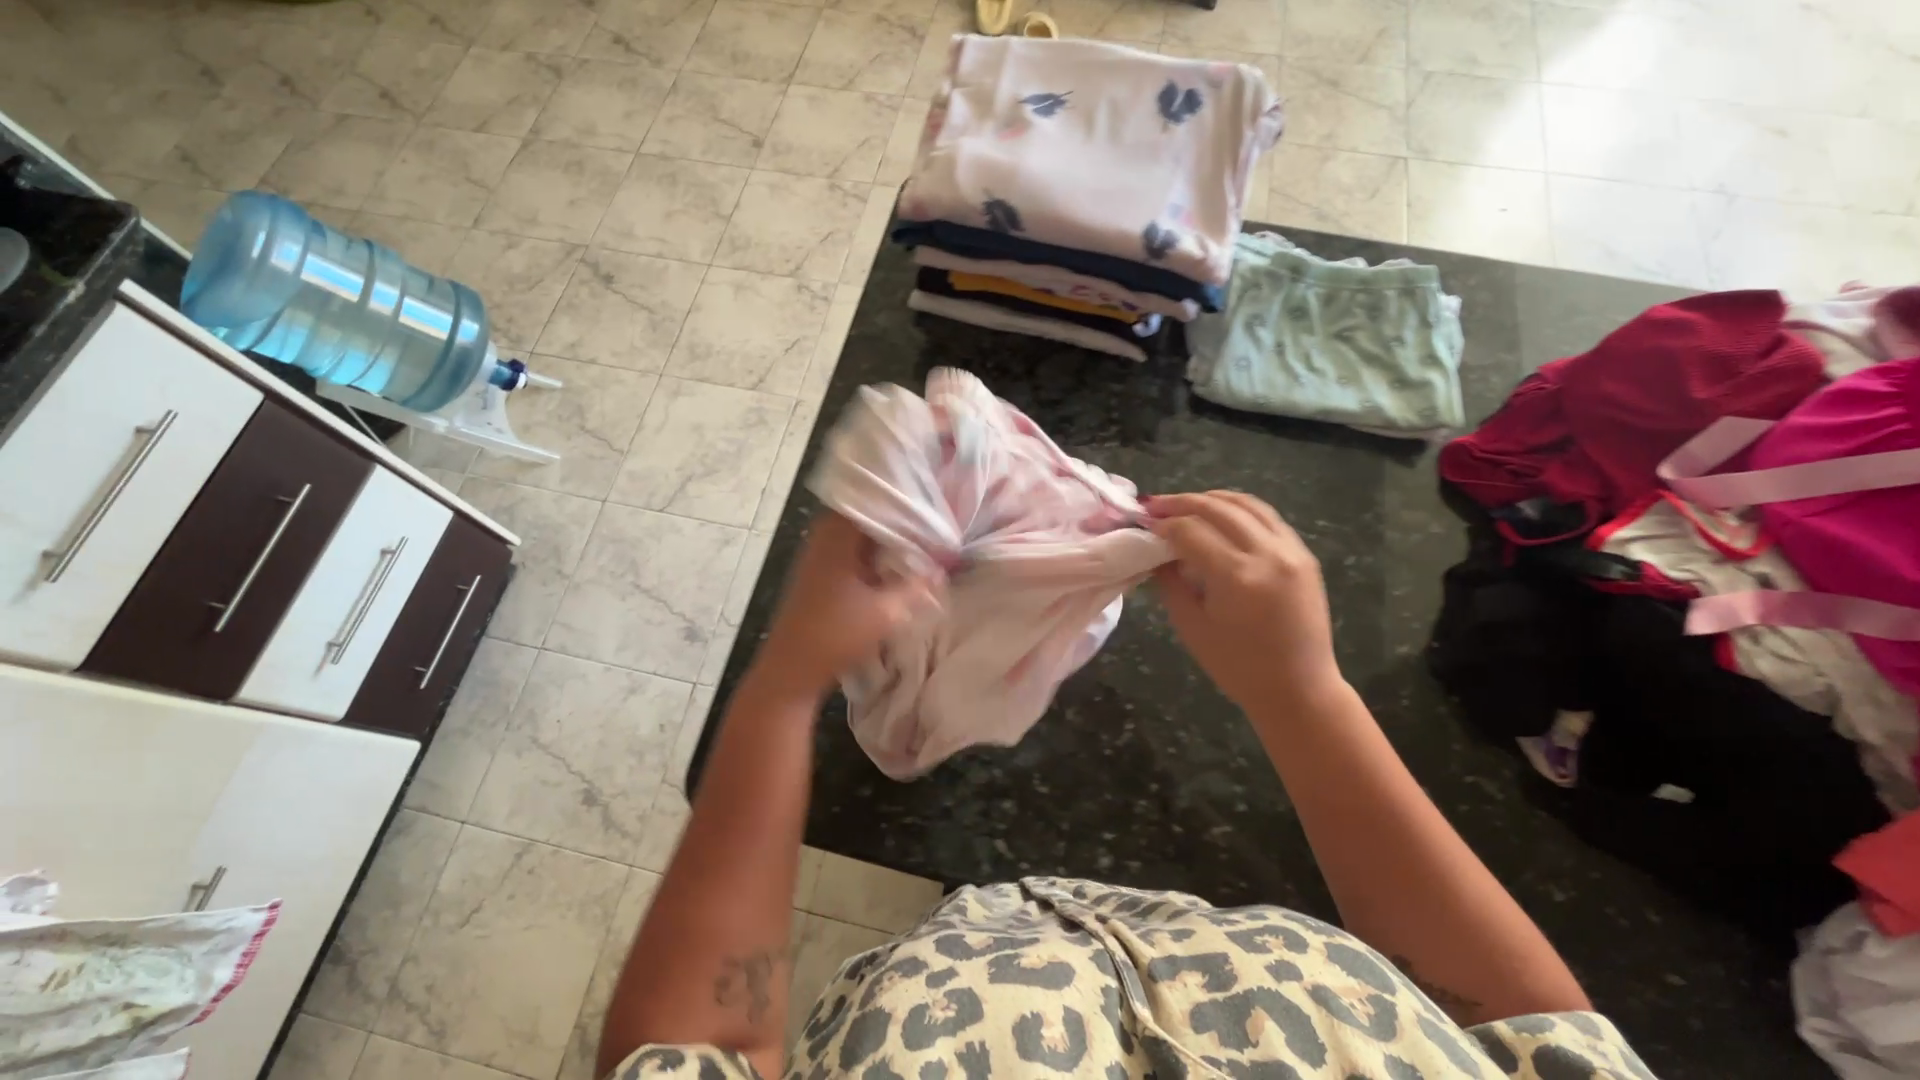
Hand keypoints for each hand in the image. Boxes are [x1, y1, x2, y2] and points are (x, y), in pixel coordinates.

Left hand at [752, 511, 942, 698]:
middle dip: (904, 519)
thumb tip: (941, 568)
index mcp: (839, 531)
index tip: (940, 505)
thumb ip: (918, 585)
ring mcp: (821, 551)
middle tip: (938, 522)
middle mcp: (827, 533)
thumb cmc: (836, 635)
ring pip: (864, 533)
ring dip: (892, 538)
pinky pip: (856, 549)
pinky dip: (878, 553)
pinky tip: (901, 564)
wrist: (792, 668)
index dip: (911, 501)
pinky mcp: (821, 570)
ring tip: (927, 541)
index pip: (880, 498)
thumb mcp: (887, 611)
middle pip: (872, 513)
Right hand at [1146, 491, 1343, 711]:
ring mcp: (1292, 551)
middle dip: (1182, 503)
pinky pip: (1268, 518)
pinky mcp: (1304, 555)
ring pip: (1247, 504)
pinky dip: (1240, 510)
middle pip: (1218, 509)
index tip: (1143, 523)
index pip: (1191, 531)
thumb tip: (1155, 552)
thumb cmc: (1238, 668)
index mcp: (1238, 577)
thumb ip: (1171, 582)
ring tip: (1185, 505)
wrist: (1298, 689)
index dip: (1163, 523)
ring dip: (1212, 499)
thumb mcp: (1192, 627)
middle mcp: (1269, 554)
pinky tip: (1221, 516)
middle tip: (1155, 506)